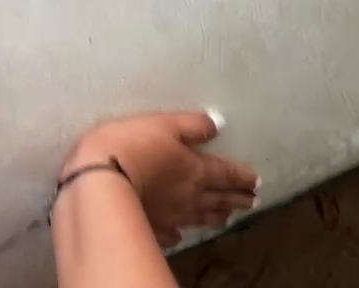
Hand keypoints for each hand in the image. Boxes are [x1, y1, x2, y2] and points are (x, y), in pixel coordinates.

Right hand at [63, 113, 258, 246]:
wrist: (101, 180)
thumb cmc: (132, 143)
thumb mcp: (163, 123)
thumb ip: (192, 124)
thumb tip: (219, 123)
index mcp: (195, 169)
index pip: (225, 173)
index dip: (242, 176)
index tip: (257, 182)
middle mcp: (190, 196)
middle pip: (219, 198)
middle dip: (236, 198)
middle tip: (253, 202)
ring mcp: (173, 215)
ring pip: (201, 217)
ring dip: (218, 215)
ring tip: (228, 216)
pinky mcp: (154, 226)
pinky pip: (173, 232)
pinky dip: (180, 232)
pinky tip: (181, 234)